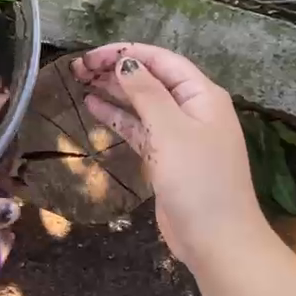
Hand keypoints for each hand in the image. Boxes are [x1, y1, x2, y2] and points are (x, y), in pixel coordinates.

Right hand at [73, 43, 266, 265]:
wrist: (217, 242)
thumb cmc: (198, 180)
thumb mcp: (171, 131)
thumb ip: (147, 92)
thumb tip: (126, 63)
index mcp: (202, 95)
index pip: (161, 60)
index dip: (126, 53)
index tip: (92, 56)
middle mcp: (192, 109)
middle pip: (151, 79)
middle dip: (116, 69)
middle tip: (78, 68)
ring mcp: (180, 135)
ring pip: (142, 102)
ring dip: (114, 91)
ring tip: (80, 81)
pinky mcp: (167, 158)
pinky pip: (139, 127)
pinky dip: (118, 116)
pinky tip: (94, 107)